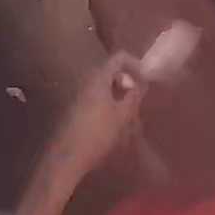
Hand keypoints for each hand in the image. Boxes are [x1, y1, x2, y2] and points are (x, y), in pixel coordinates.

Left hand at [44, 52, 149, 181]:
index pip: (118, 59)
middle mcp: (89, 82)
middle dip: (127, 80)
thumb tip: (137, 86)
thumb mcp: (122, 117)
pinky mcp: (80, 106)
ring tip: (130, 109)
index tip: (144, 77)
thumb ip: (132, 98)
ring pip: (106, 84)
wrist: (70, 155)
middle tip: (137, 96)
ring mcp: (82, 94)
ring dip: (120, 92)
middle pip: (112, 71)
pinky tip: (117, 117)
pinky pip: (99, 94)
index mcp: (99, 80)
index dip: (134, 63)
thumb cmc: (98, 134)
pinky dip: (111, 100)